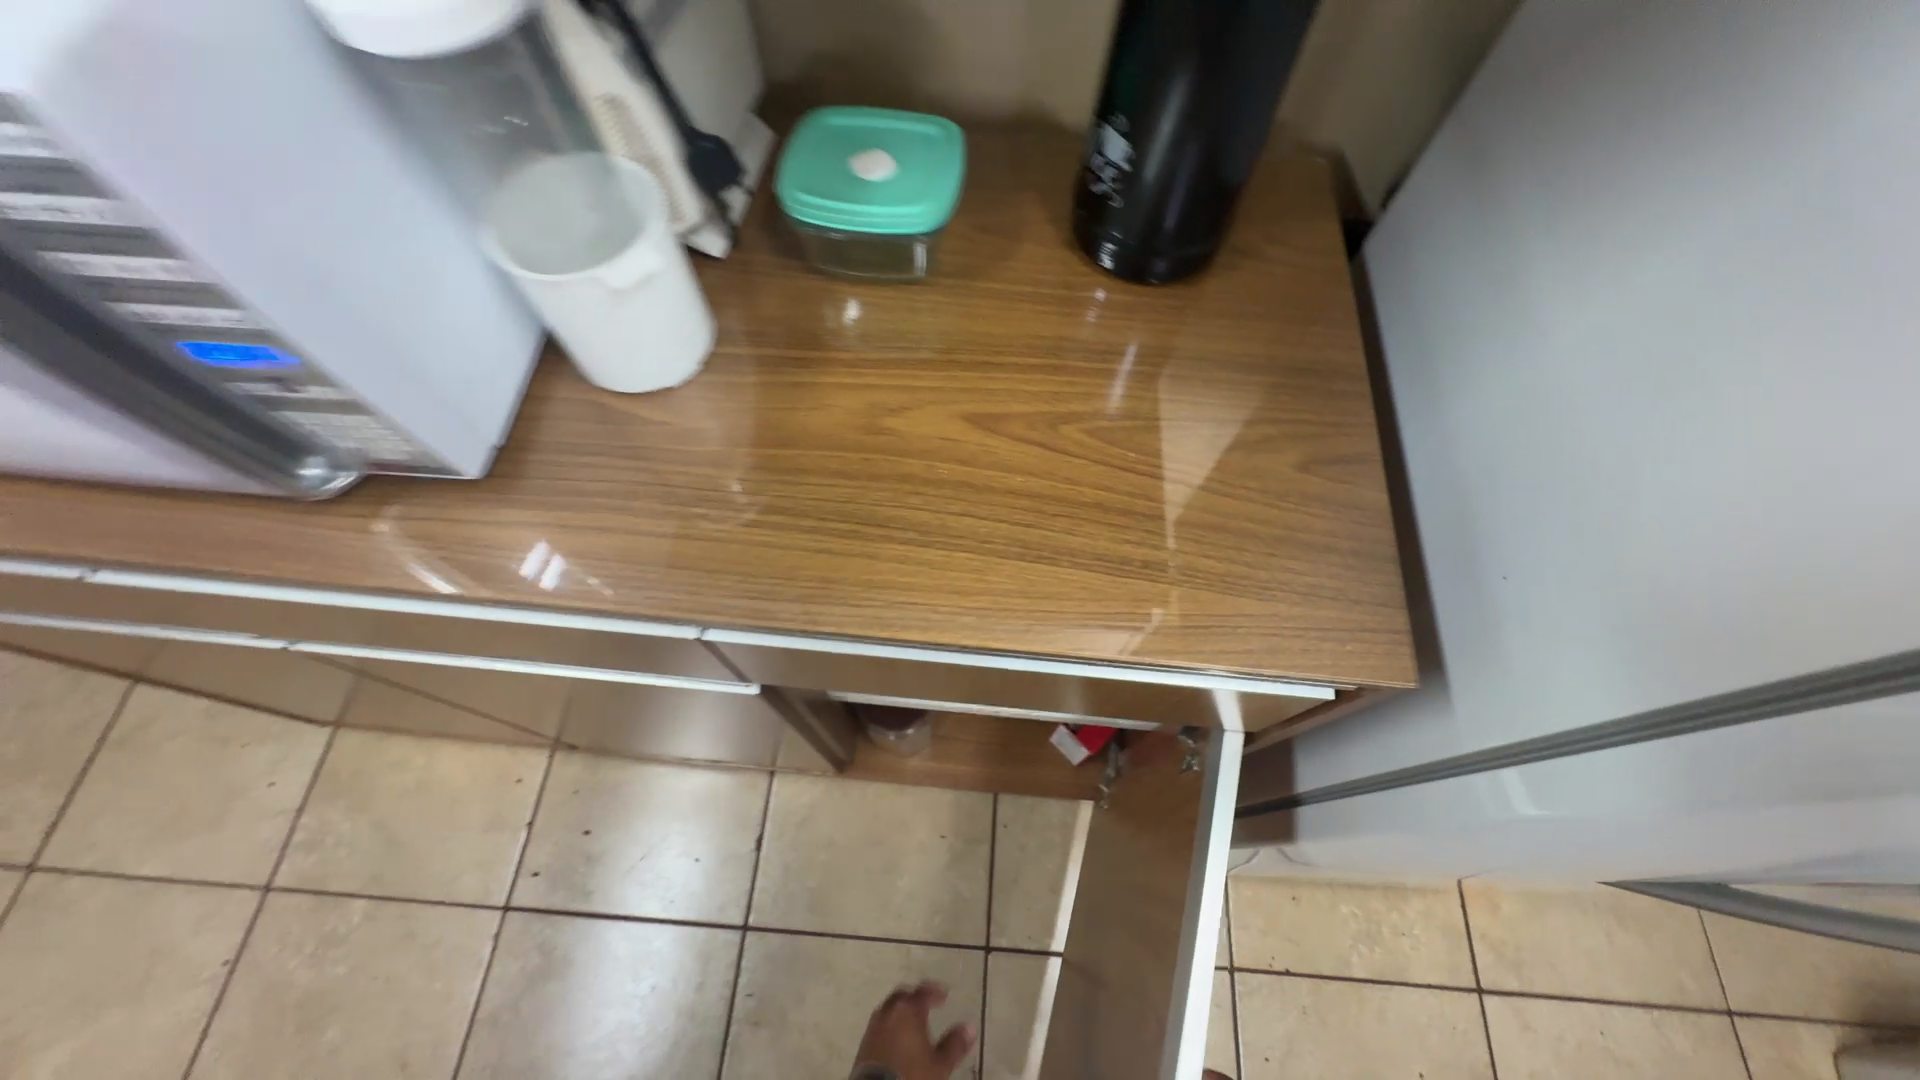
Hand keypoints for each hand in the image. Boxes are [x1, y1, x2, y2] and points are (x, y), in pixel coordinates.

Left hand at [854, 980, 976, 1079]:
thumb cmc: (913, 1076)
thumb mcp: (940, 1065)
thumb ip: (955, 1044)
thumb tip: (970, 1026)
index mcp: (908, 1012)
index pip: (922, 992)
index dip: (934, 991)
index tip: (944, 996)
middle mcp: (889, 1013)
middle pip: (901, 996)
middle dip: (914, 997)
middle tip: (926, 1003)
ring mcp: (874, 1027)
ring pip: (888, 1010)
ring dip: (900, 1011)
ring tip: (911, 1022)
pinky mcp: (864, 1043)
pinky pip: (879, 1025)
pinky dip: (890, 1025)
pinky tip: (896, 1039)